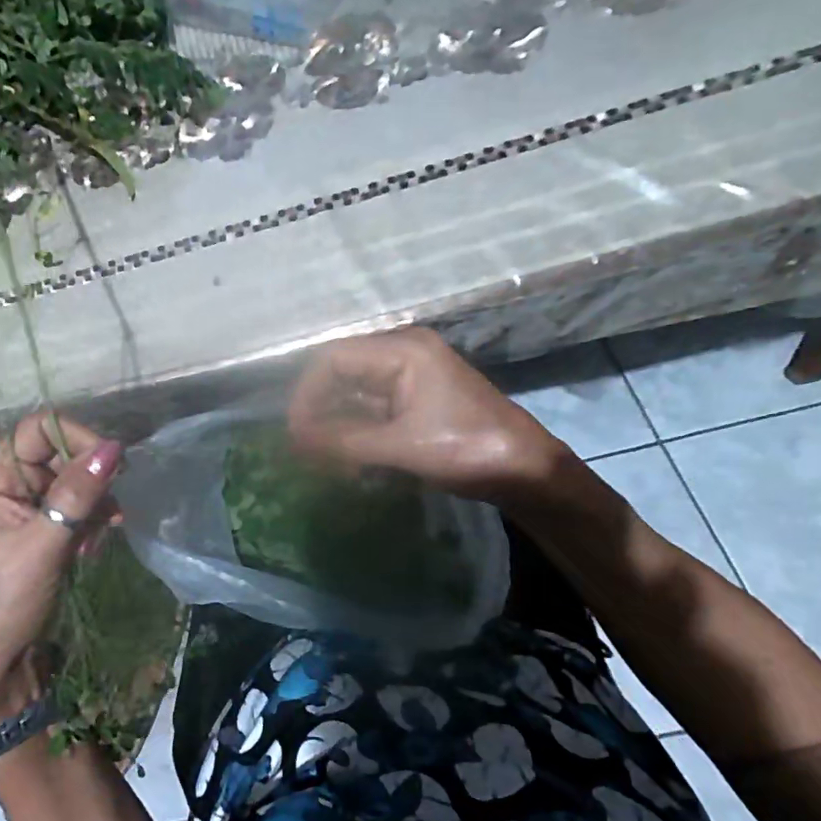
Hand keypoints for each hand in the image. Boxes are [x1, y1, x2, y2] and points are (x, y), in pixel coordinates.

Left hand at [0, 413, 121, 729]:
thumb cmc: (4, 603)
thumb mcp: (44, 546)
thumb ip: (78, 495)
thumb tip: (114, 447)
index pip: (37, 431)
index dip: (77, 437)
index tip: (113, 464)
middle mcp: (4, 485)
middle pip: (58, 453)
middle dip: (90, 477)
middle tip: (111, 510)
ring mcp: (22, 509)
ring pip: (72, 481)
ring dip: (94, 503)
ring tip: (100, 537)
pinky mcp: (40, 530)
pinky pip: (74, 507)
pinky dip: (91, 520)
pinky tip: (93, 547)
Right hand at [286, 328, 574, 508]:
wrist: (526, 470)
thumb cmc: (467, 448)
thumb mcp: (400, 445)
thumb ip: (343, 440)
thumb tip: (294, 440)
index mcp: (402, 351)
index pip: (334, 359)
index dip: (307, 393)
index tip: (294, 432)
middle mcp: (404, 355)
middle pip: (343, 375)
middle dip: (321, 412)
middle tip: (305, 450)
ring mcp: (413, 380)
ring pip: (357, 397)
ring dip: (339, 427)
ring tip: (326, 462)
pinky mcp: (419, 404)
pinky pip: (375, 413)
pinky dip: (359, 436)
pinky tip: (352, 464)